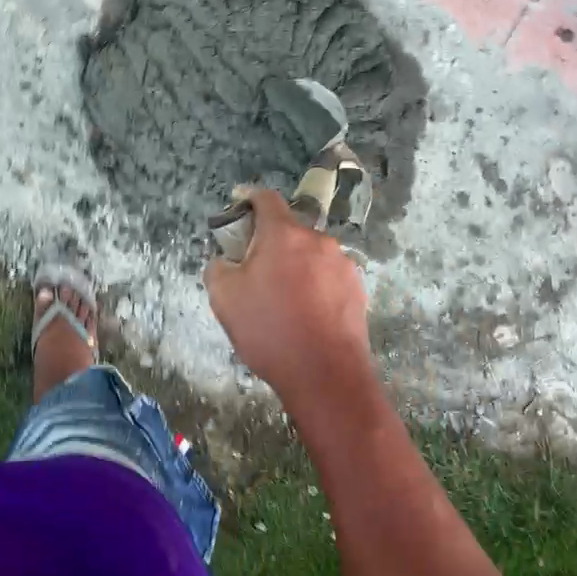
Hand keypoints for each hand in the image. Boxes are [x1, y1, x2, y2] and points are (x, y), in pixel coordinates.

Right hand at [203, 188, 371, 400]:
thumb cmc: (271, 330)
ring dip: (295, 266)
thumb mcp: (224, 298)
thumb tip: (227, 261)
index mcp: (284, 234)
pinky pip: (328, 277)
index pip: (265, 198)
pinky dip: (315, 287)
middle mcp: (317, 240)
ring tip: (284, 302)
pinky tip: (307, 316)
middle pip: (288, 230)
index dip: (248, 200)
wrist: (327, 377)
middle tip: (256, 274)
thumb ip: (218, 267)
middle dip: (271, 244)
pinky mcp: (358, 289)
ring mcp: (343, 264)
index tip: (238, 212)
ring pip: (310, 255)